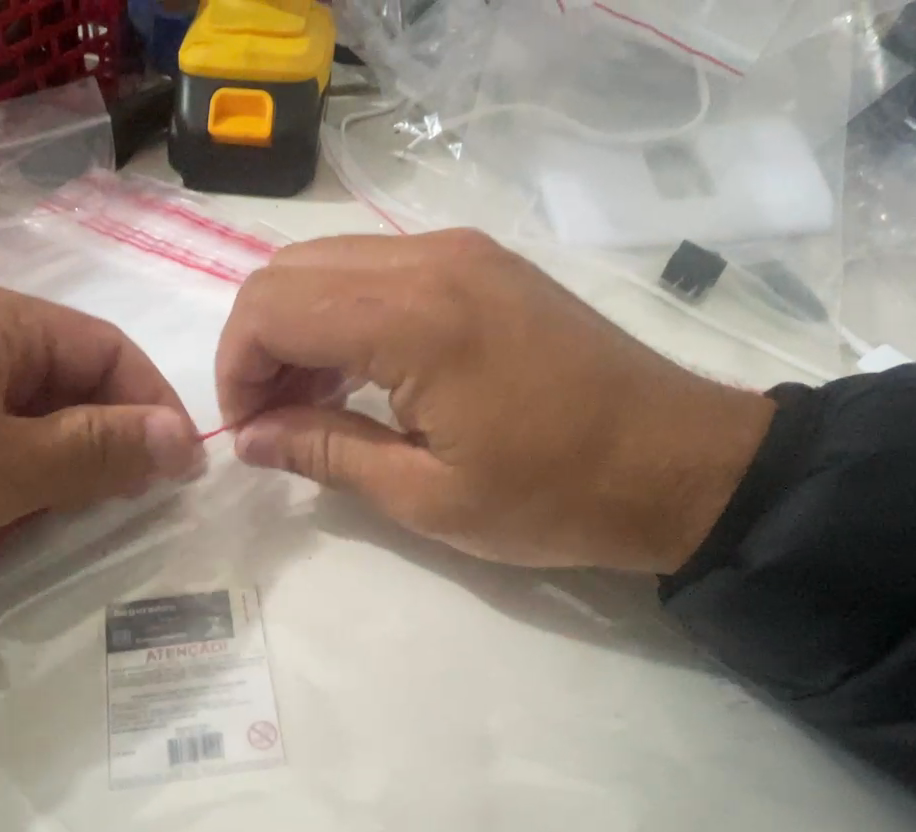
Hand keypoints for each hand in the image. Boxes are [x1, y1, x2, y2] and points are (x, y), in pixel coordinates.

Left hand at [0, 285, 204, 603]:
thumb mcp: (3, 468)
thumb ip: (98, 450)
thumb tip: (184, 440)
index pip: (110, 353)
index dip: (156, 410)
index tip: (183, 477)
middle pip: (69, 389)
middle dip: (107, 449)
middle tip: (128, 514)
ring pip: (27, 428)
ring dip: (57, 477)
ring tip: (67, 530)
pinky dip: (8, 491)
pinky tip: (6, 531)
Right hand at [216, 230, 774, 573]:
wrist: (678, 464)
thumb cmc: (553, 496)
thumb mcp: (426, 495)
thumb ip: (324, 451)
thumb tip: (248, 438)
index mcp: (412, 318)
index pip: (270, 307)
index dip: (237, 370)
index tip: (250, 434)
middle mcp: (429, 259)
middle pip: (289, 272)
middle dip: (258, 346)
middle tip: (274, 422)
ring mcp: (460, 251)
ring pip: (329, 264)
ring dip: (299, 328)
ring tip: (312, 405)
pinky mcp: (482, 263)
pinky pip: (378, 270)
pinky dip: (344, 315)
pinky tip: (361, 376)